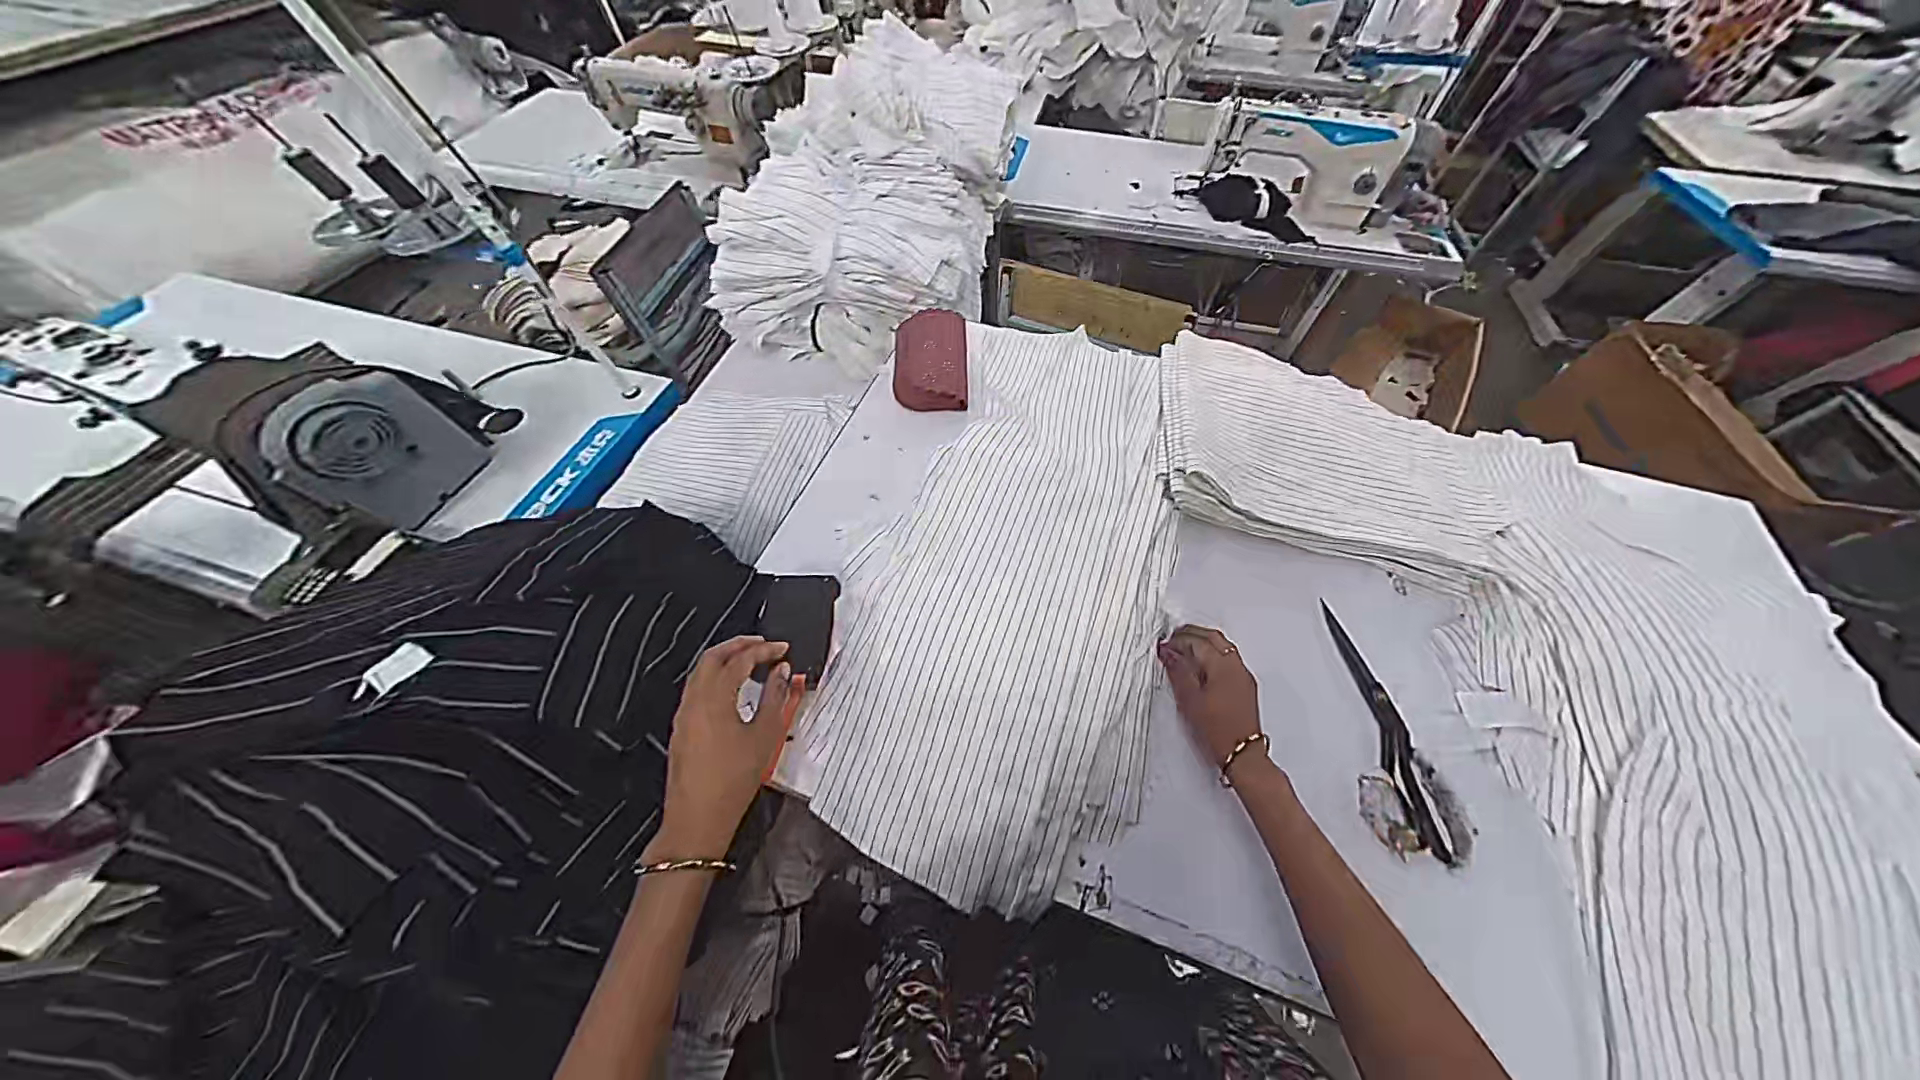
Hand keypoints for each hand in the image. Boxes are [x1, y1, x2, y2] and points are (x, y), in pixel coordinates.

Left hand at [651, 636, 804, 859]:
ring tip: (749, 660)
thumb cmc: (732, 781)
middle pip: (713, 657)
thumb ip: (775, 698)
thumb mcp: (764, 736)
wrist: (698, 818)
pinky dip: (715, 676)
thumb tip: (782, 673)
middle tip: (763, 644)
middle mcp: (694, 701)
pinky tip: (732, 687)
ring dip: (725, 659)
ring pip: (701, 671)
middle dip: (739, 645)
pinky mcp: (682, 728)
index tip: (781, 649)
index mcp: (714, 699)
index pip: (739, 660)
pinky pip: (696, 688)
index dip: (763, 650)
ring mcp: (684, 715)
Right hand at [1158, 625, 1263, 777]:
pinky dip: (1213, 653)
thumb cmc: (1216, 730)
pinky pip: (1229, 659)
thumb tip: (1169, 654)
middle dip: (1192, 633)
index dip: (1178, 640)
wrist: (1242, 753)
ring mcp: (1243, 676)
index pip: (1197, 642)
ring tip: (1184, 648)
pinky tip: (1201, 664)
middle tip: (1173, 638)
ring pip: (1223, 647)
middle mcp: (1236, 666)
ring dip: (1203, 642)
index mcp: (1222, 666)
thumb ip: (1178, 672)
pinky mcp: (1245, 686)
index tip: (1163, 646)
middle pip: (1214, 638)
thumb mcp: (1189, 700)